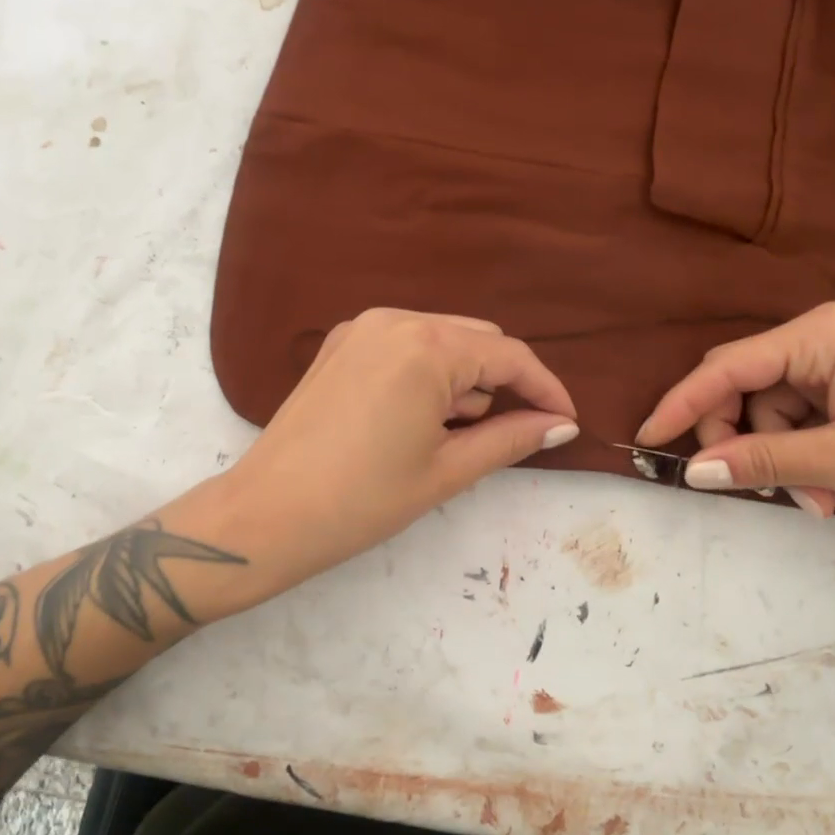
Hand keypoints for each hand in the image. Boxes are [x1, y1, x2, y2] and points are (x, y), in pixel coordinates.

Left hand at [214, 308, 577, 593]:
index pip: (508, 355)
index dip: (545, 389)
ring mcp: (360, 328)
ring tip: (450, 436)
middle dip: (501, 382)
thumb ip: (511, 438)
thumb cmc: (363, 499)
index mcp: (426, 345)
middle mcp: (394, 319)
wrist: (268, 514)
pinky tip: (416, 419)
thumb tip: (561, 426)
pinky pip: (404, 345)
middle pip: (475, 339)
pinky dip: (426, 373)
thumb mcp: (447, 470)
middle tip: (506, 436)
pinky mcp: (338, 345)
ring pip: (440, 339)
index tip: (566, 422)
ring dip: (462, 379)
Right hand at [636, 302, 834, 525]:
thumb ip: (762, 460)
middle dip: (747, 443)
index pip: (726, 367)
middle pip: (748, 389)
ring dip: (785, 460)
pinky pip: (810, 422)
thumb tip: (692, 471)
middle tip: (758, 489)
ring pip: (778, 413)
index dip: (682, 403)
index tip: (646, 438)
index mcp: (820, 334)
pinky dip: (811, 458)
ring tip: (825, 503)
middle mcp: (827, 339)